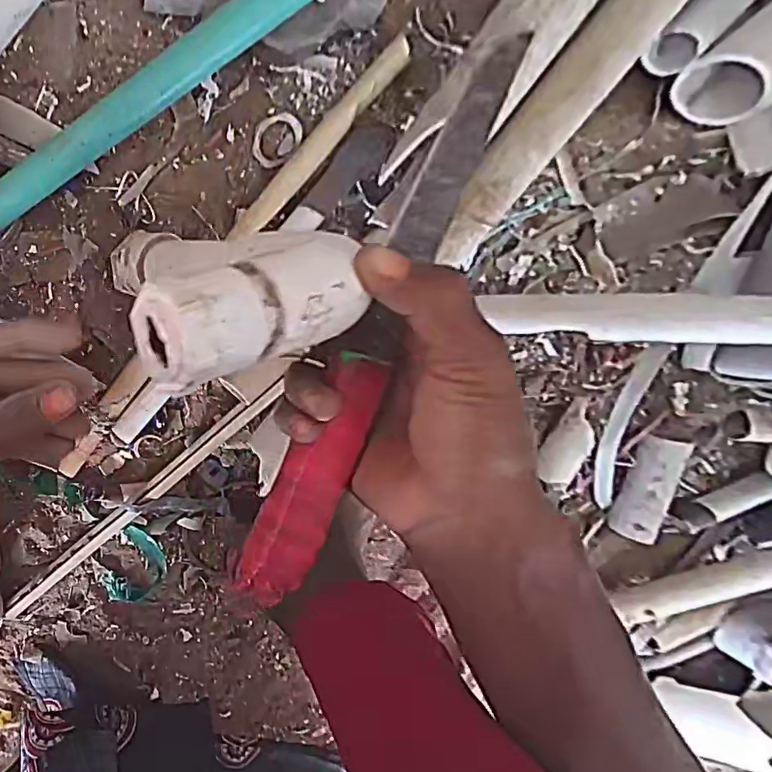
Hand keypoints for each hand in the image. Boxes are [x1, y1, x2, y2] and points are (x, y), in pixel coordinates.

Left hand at [0, 320, 96, 629]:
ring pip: (4, 411)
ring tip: (83, 426)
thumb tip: (59, 395)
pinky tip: (64, 449)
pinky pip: (3, 439)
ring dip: (45, 418)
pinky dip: (34, 444)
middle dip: (43, 387)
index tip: (69, 339)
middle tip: (86, 389)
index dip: (28, 341)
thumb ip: (9, 422)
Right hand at [276, 246, 549, 552]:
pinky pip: (294, 412)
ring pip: (303, 372)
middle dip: (311, 343)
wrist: (456, 512)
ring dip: (306, 390)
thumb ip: (432, 302)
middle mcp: (380, 359)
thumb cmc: (478, 439)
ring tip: (330, 411)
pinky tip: (317, 433)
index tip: (317, 283)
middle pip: (325, 330)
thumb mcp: (466, 359)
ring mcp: (352, 395)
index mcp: (420, 331)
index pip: (372, 290)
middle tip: (309, 350)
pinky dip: (296, 420)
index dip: (342, 284)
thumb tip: (376, 258)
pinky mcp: (329, 429)